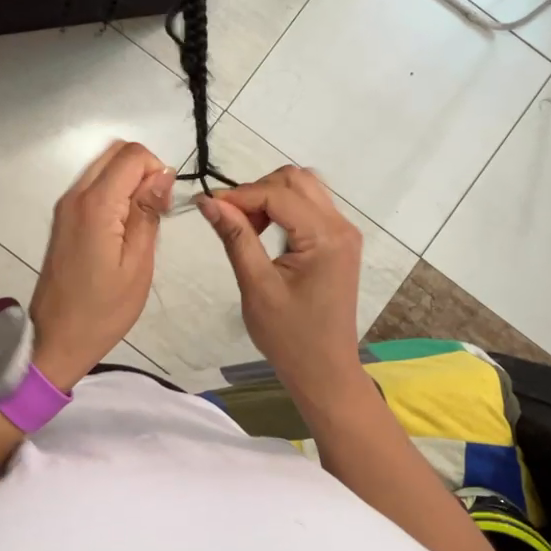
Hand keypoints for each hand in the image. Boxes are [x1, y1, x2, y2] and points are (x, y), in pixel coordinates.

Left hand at [29, 141, 173, 390]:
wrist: (57, 338)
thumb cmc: (103, 309)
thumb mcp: (138, 264)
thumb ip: (148, 213)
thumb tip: (162, 174)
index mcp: (96, 205)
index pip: (132, 155)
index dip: (157, 171)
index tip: (164, 207)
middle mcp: (75, 196)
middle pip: (115, 153)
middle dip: (143, 171)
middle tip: (155, 212)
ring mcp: (65, 206)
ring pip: (102, 167)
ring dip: (128, 181)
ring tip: (140, 223)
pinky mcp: (62, 218)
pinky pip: (92, 187)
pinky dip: (113, 193)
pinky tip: (122, 228)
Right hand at [195, 166, 366, 400]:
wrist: (324, 370)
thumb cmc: (288, 335)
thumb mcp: (256, 285)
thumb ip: (235, 237)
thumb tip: (208, 201)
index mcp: (325, 237)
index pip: (277, 193)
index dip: (239, 195)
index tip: (206, 205)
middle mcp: (341, 226)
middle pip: (296, 179)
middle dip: (257, 190)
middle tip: (230, 219)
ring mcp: (344, 233)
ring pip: (304, 188)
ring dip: (270, 196)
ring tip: (246, 226)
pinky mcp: (339, 242)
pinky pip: (310, 207)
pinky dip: (283, 209)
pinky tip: (264, 233)